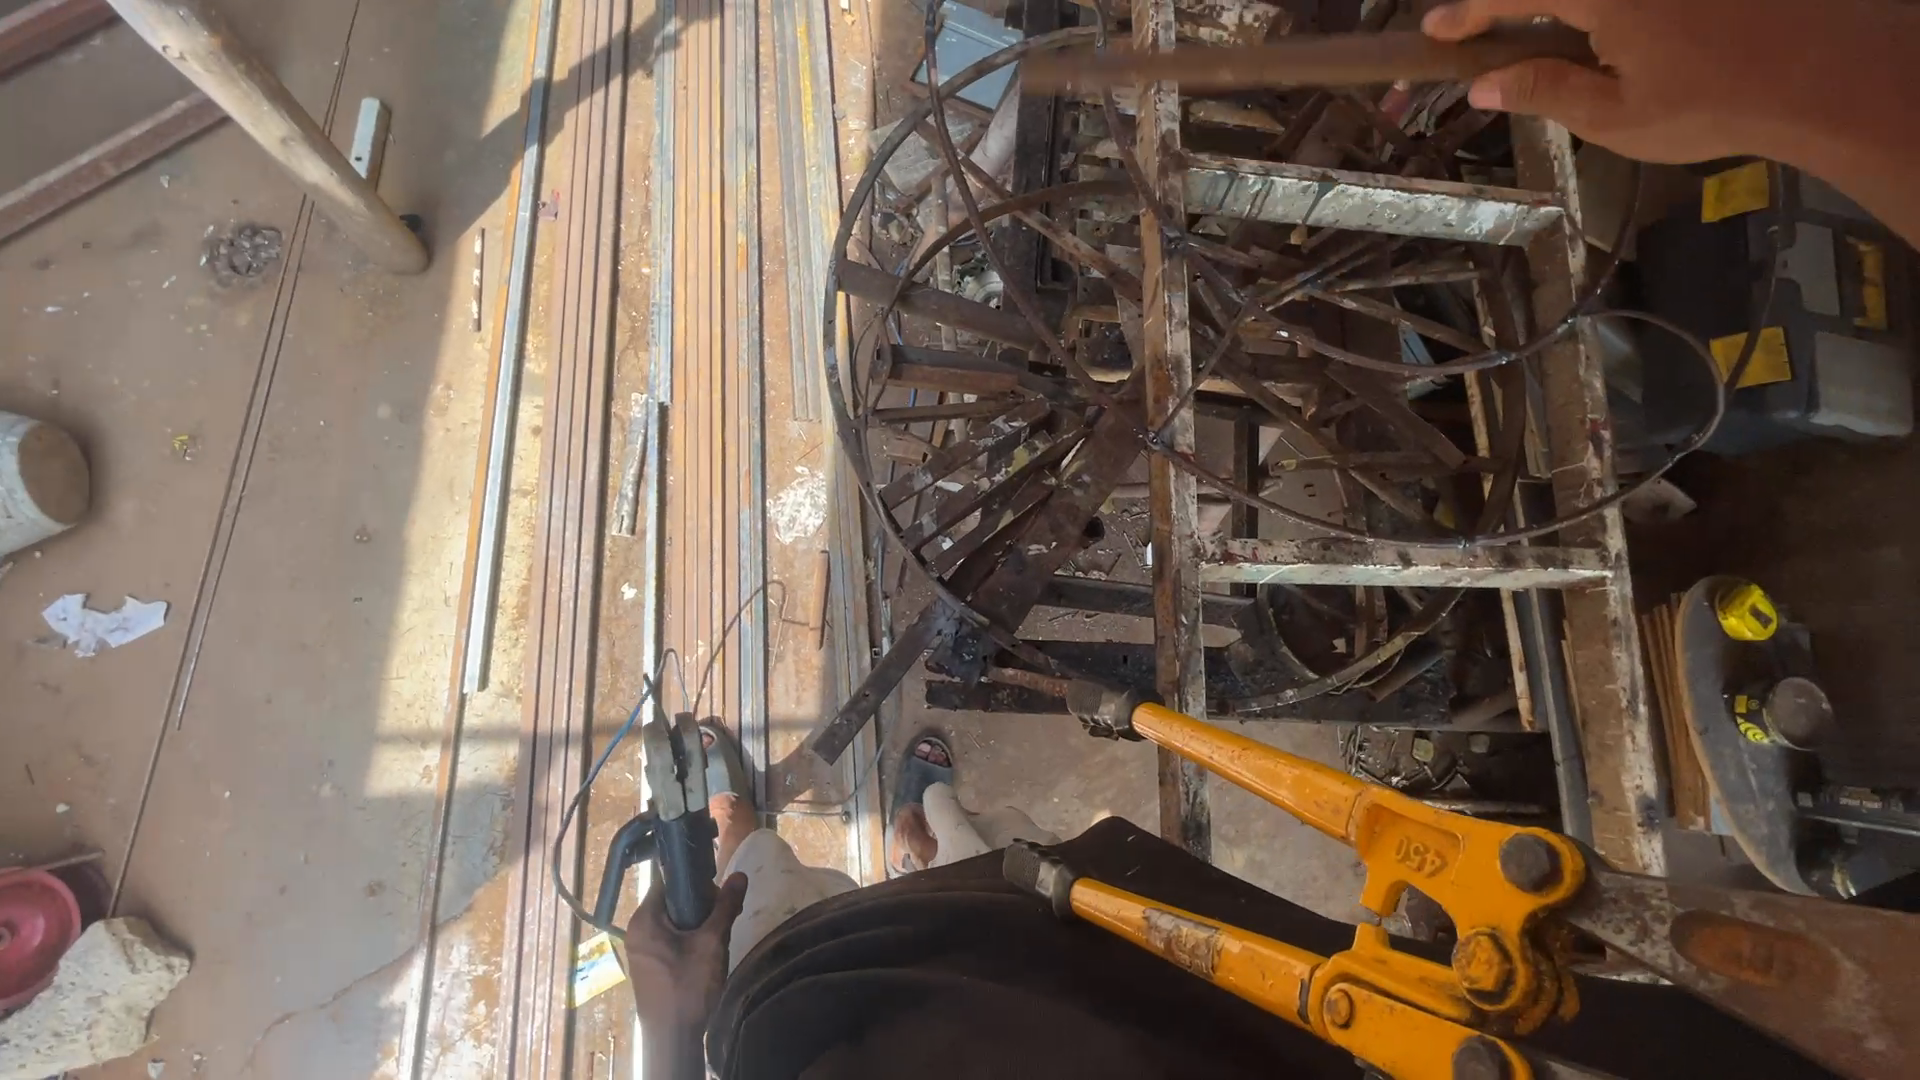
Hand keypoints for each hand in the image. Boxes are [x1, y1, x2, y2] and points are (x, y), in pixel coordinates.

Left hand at [624, 870, 748, 1030]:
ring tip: (723, 930)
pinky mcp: (651, 965)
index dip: (694, 878)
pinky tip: (711, 948)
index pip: (667, 880)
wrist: (674, 1038)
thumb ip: (725, 905)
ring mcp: (643, 950)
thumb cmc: (688, 986)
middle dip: (703, 902)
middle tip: (727, 912)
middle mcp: (638, 931)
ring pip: (676, 920)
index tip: (718, 886)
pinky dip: (692, 937)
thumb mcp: (712, 941)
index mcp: (645, 920)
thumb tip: (739, 875)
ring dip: (701, 921)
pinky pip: (672, 938)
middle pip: (673, 900)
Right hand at [1421, 0, 1815, 164]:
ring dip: (1552, 4)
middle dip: (1506, 0)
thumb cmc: (1711, 107)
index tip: (1433, 27)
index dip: (1471, 10)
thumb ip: (1545, 91)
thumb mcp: (1612, 116)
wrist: (1832, 74)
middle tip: (1476, 25)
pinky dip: (1588, 13)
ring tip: (1523, 27)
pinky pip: (1622, 2)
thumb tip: (1482, 84)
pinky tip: (1588, 33)